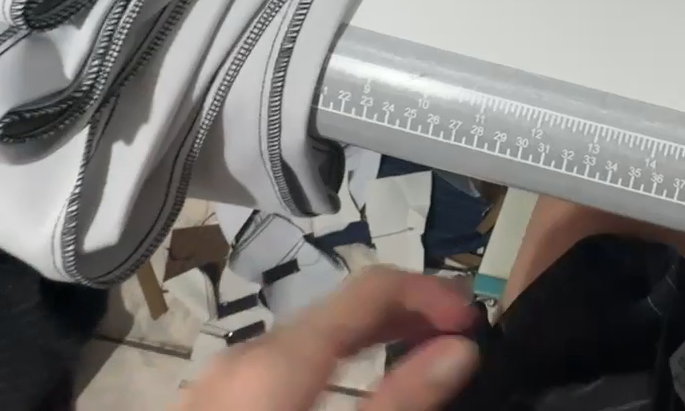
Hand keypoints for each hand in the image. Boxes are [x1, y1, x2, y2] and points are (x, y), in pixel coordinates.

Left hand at [180, 266, 479, 410]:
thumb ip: (402, 400)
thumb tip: (460, 350)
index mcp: (280, 358)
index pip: (375, 286)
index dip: (431, 292)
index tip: (471, 321)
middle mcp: (249, 355)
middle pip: (346, 305)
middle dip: (408, 313)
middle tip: (454, 334)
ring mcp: (222, 382)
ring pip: (318, 332)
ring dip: (375, 334)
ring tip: (416, 353)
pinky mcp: (213, 406)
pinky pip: (290, 360)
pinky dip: (337, 357)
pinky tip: (353, 383)